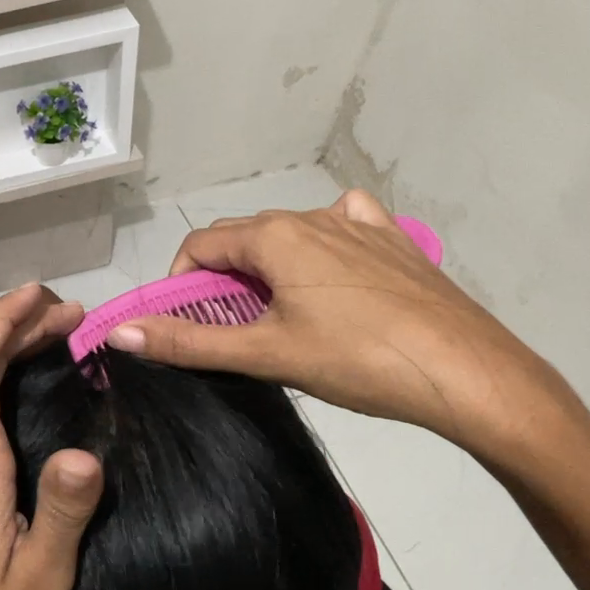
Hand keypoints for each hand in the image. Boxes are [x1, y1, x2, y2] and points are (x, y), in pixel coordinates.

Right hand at [107, 190, 576, 450]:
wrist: (469, 372)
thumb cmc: (358, 361)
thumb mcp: (265, 354)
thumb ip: (189, 341)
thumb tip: (120, 332)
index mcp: (274, 236)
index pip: (199, 245)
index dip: (180, 282)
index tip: (187, 323)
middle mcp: (310, 216)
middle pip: (241, 238)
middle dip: (220, 278)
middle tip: (227, 328)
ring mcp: (357, 223)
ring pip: (287, 235)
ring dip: (265, 267)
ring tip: (276, 315)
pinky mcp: (393, 240)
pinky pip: (340, 227)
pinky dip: (318, 246)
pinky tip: (330, 274)